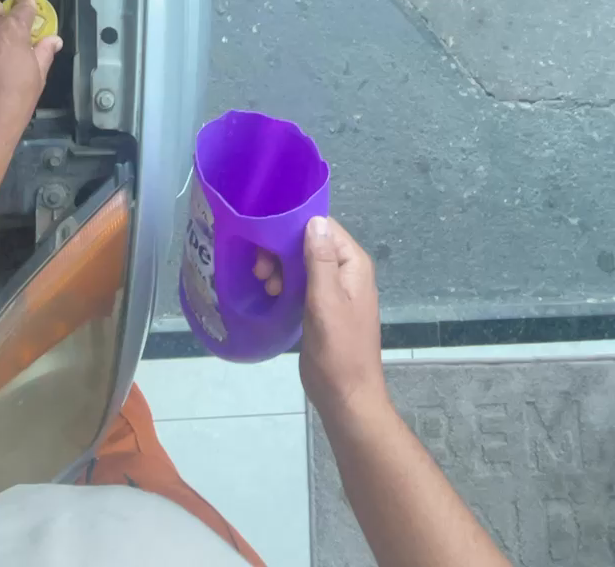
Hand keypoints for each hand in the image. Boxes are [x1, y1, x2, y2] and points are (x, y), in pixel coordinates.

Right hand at [255, 217, 384, 415]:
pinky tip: (271, 292)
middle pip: (308, 240)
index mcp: (353, 264)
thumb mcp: (326, 301)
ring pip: (300, 259)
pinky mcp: (320, 303)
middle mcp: (345, 270)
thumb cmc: (338, 349)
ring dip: (279, 266)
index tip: (266, 238)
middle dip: (281, 249)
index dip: (293, 226)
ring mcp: (333, 287)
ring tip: (266, 284)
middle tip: (261, 270)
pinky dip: (283, 281)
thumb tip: (313, 219)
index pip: (323, 226)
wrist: (345, 396)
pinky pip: (299, 279)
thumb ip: (320, 260)